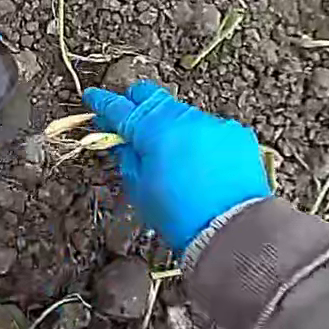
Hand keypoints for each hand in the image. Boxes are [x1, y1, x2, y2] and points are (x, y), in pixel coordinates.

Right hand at [82, 80, 270, 252]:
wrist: (231, 230)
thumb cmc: (180, 216)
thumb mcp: (140, 189)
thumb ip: (127, 158)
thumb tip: (121, 141)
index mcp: (153, 130)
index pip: (120, 108)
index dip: (103, 103)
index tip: (93, 97)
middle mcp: (183, 118)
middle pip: (152, 97)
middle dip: (136, 102)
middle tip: (128, 115)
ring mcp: (212, 123)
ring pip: (183, 114)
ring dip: (171, 126)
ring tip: (169, 152)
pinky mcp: (235, 133)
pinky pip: (210, 129)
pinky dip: (200, 140)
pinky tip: (200, 163)